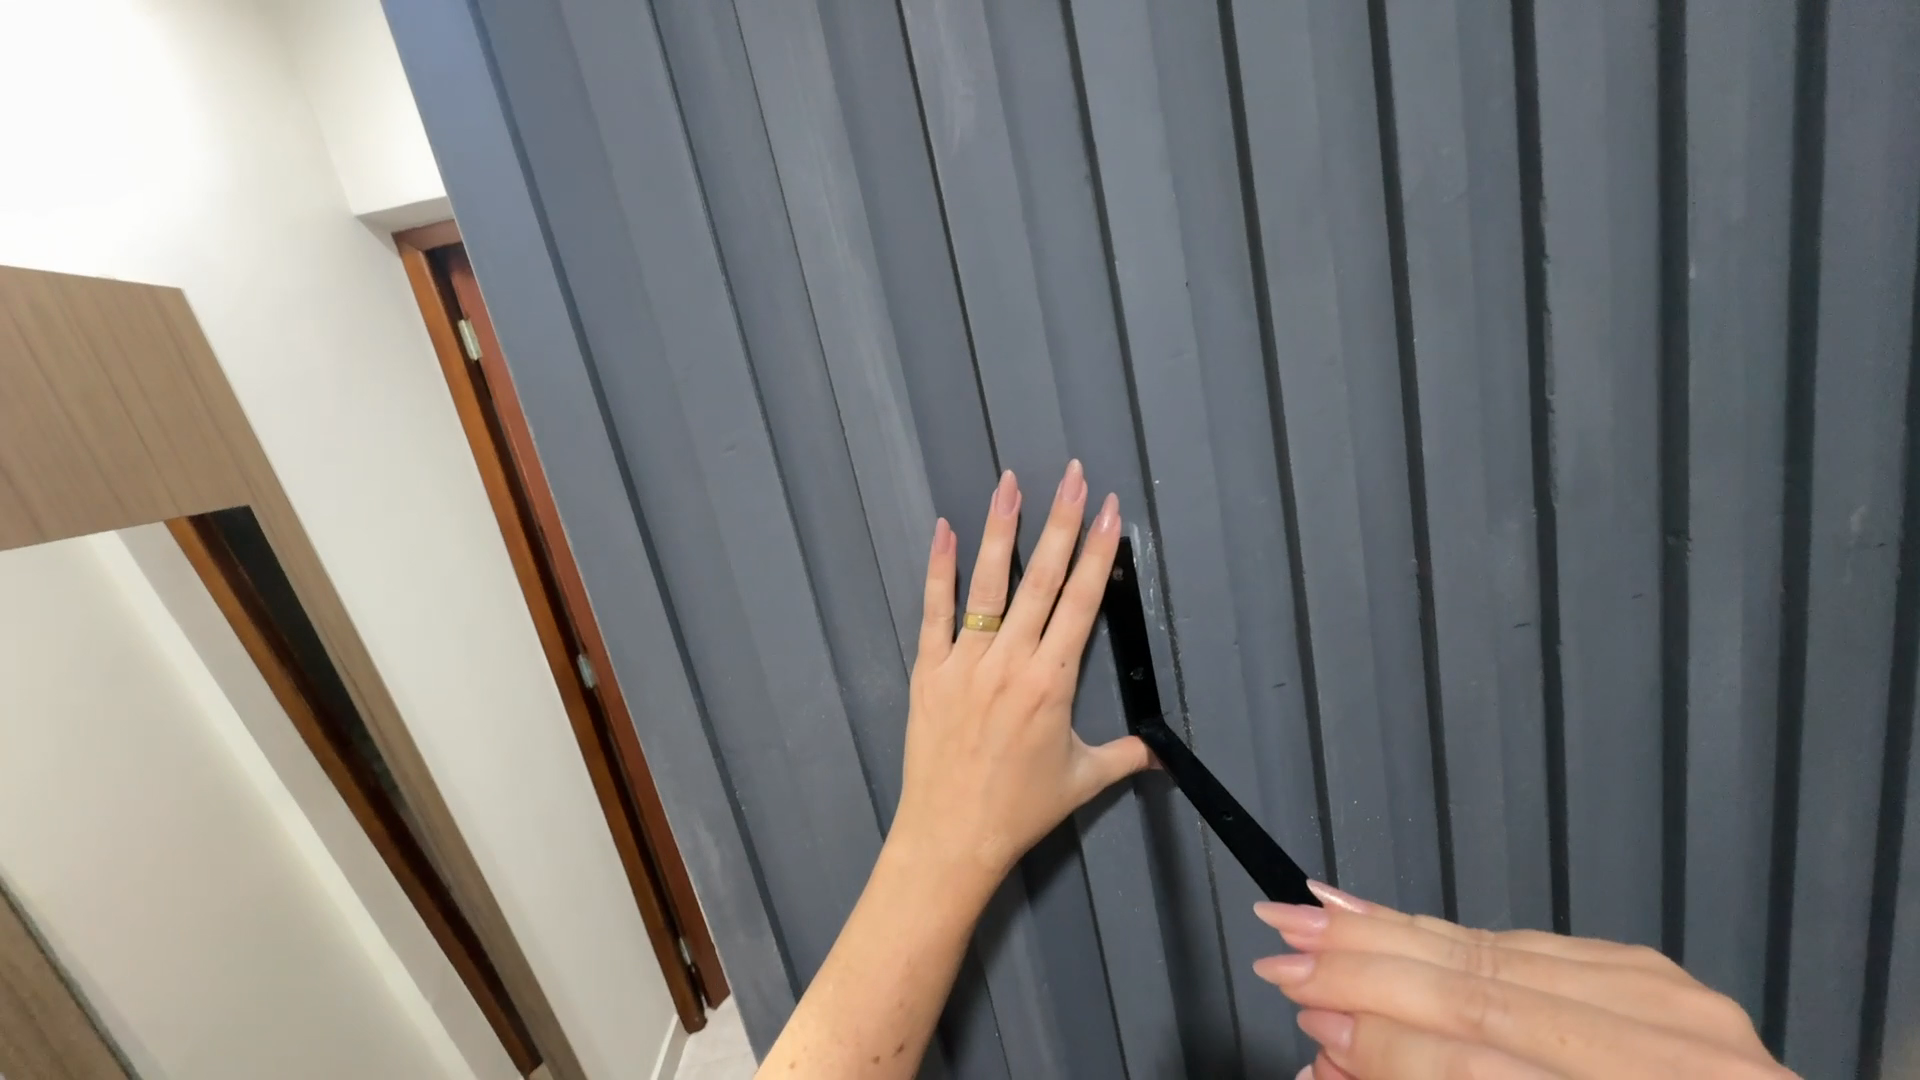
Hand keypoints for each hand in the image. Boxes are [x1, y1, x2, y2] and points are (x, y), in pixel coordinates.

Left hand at [888, 462, 1148, 894]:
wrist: (951, 836)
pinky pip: (935, 611)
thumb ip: (1125, 758)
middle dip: (1063, 523)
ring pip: (990, 584)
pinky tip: (946, 530)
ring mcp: (966, 660)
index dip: (1099, 553)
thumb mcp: (1081, 781)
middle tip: (1074, 476)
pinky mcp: (930, 668)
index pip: (1083, 603)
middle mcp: (1012, 660)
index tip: (1109, 512)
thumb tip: (1162, 755)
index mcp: (1053, 682)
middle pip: (1044, 580)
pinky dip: (940, 569)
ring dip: (1003, 529)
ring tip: (1010, 484)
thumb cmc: (1020, 809)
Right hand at [1255, 885, 1793, 1078]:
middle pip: (1475, 993)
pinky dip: (1429, 927)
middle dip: (1359, 971)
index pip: (1476, 1063)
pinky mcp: (1645, 968)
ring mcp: (1668, 1002)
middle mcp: (1676, 1059)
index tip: (1308, 1024)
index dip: (1384, 1044)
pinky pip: (1511, 940)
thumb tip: (1329, 1053)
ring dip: (1377, 931)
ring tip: (1303, 918)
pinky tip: (1367, 909)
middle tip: (1279, 952)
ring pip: (1483, 950)